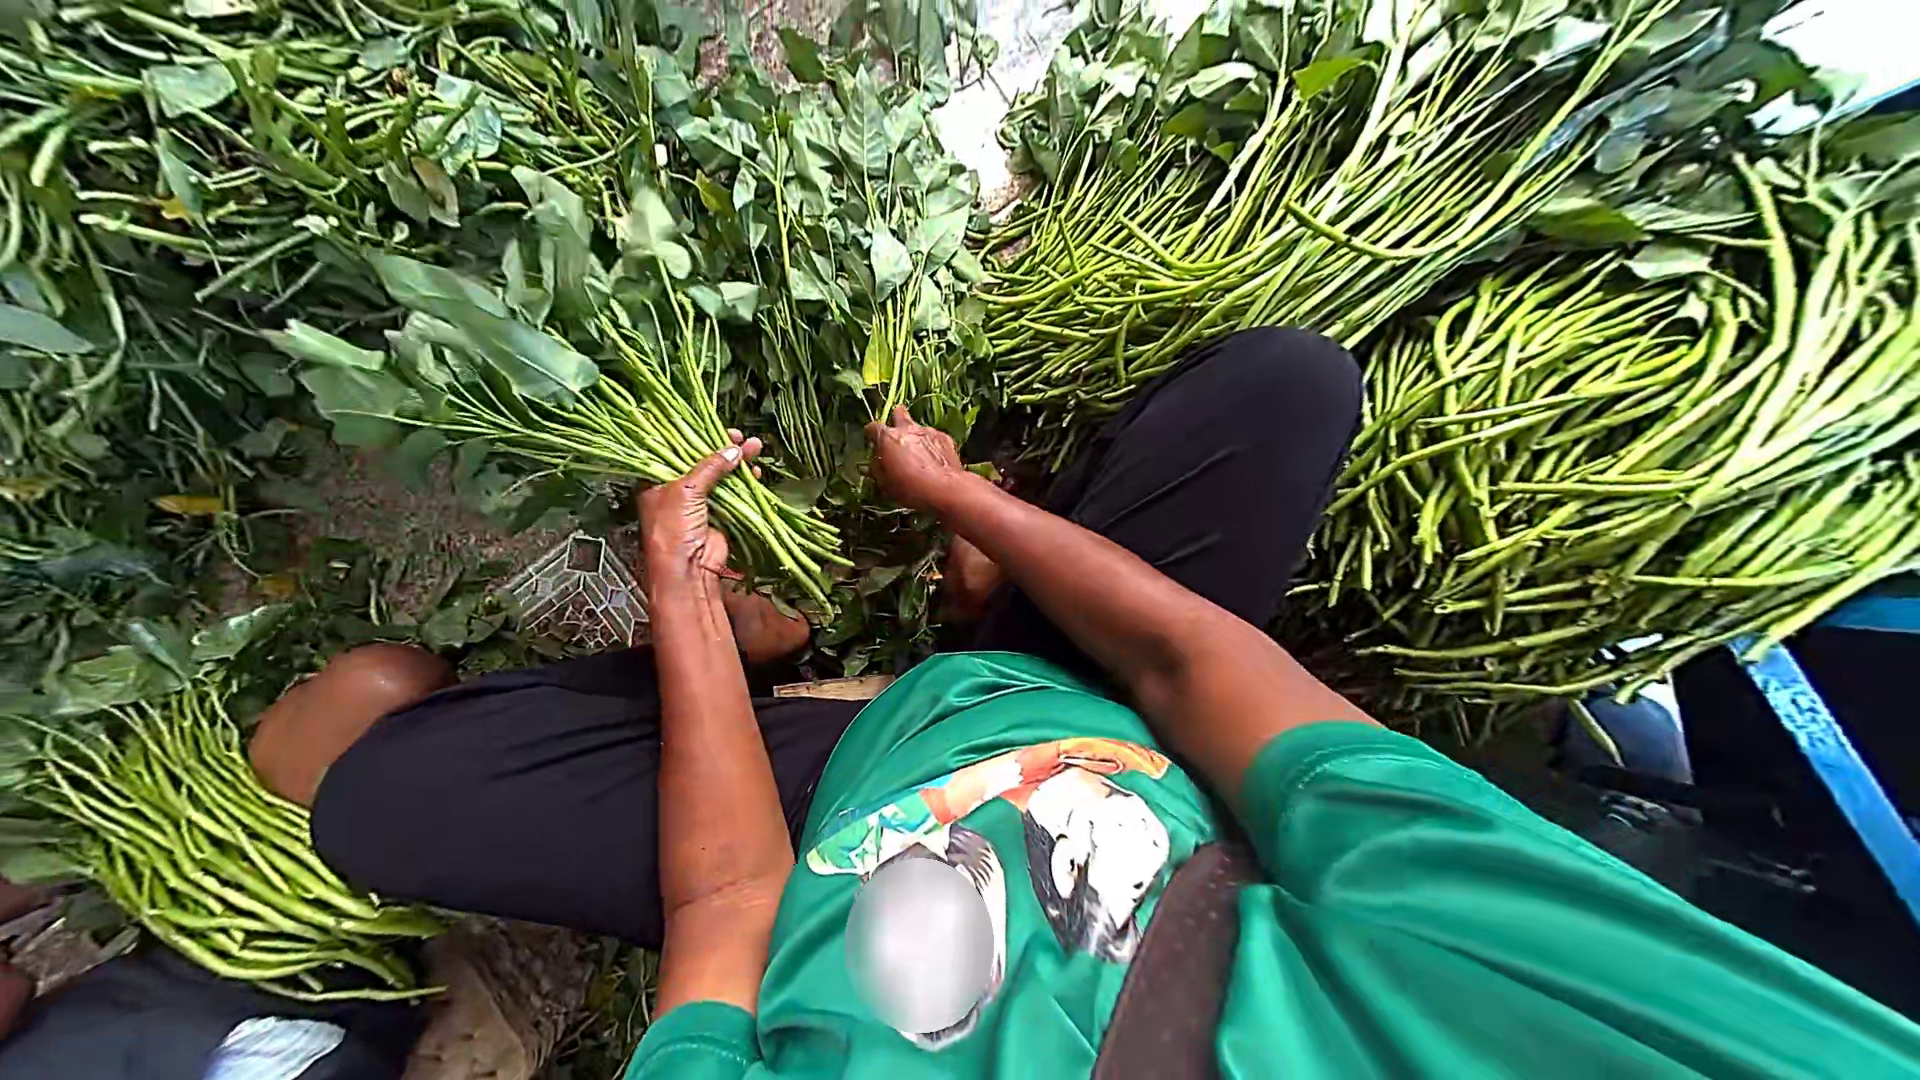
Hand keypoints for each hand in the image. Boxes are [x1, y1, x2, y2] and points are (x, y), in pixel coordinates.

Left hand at [640, 429, 761, 586]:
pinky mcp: (719, 513)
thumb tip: (732, 449)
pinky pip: (734, 492)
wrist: (688, 569)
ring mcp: (700, 501)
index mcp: (657, 479)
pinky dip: (746, 482)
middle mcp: (677, 488)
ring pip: (721, 475)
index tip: (715, 426)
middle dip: (723, 448)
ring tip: (755, 448)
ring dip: (738, 462)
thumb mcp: (686, 489)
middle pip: (703, 460)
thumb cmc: (672, 529)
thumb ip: (709, 467)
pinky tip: (755, 471)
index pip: (676, 449)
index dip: (696, 436)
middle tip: (740, 436)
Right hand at [865, 406, 964, 510]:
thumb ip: (877, 468)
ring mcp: (928, 431)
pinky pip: (933, 437)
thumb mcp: (885, 484)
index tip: (873, 443)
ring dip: (916, 437)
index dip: (872, 435)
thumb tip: (876, 461)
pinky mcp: (945, 437)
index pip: (873, 427)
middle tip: (896, 433)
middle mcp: (907, 429)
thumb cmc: (910, 489)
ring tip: (919, 455)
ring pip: (918, 427)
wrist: (945, 489)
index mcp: (888, 438)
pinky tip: (934, 460)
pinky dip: (931, 445)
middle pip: (898, 413)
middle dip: (896, 419)